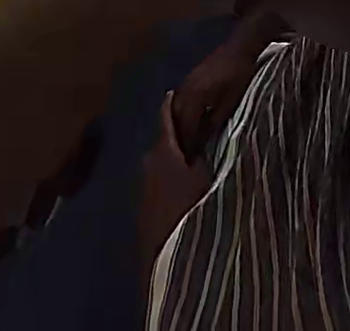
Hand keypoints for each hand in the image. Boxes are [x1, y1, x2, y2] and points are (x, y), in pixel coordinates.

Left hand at [139, 91, 211, 284]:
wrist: (166, 259)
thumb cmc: (190, 209)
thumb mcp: (206, 176)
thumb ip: (204, 154)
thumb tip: (203, 140)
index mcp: (163, 150)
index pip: (164, 119)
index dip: (168, 104)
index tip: (172, 92)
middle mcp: (148, 164)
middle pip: (162, 141)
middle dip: (175, 135)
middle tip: (193, 129)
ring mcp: (142, 188)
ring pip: (159, 163)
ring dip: (172, 159)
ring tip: (190, 158)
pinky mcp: (143, 209)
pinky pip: (157, 182)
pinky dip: (167, 177)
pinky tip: (180, 186)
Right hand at [169, 8, 278, 157]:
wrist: (241, 45)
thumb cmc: (239, 74)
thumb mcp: (231, 101)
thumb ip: (214, 121)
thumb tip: (203, 142)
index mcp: (194, 96)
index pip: (185, 128)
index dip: (186, 147)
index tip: (188, 165)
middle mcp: (185, 89)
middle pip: (175, 120)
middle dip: (178, 140)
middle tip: (184, 159)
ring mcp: (186, 82)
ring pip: (174, 111)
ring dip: (177, 127)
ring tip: (184, 145)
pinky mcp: (191, 78)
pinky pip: (179, 101)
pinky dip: (180, 115)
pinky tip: (188, 123)